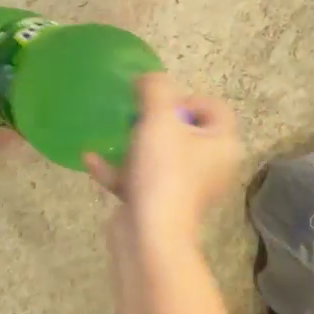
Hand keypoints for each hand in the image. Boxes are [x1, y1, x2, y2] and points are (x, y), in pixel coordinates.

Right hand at [86, 73, 243, 241]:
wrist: (149, 236)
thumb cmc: (164, 174)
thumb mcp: (159, 119)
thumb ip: (154, 89)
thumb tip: (147, 78)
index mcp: (222, 144)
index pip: (212, 107)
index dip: (183, 98)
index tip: (156, 103)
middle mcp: (209, 167)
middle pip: (183, 132)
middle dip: (153, 122)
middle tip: (133, 120)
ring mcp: (182, 189)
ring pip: (158, 157)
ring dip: (131, 145)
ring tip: (112, 136)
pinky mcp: (157, 206)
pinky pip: (138, 180)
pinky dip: (117, 170)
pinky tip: (91, 159)